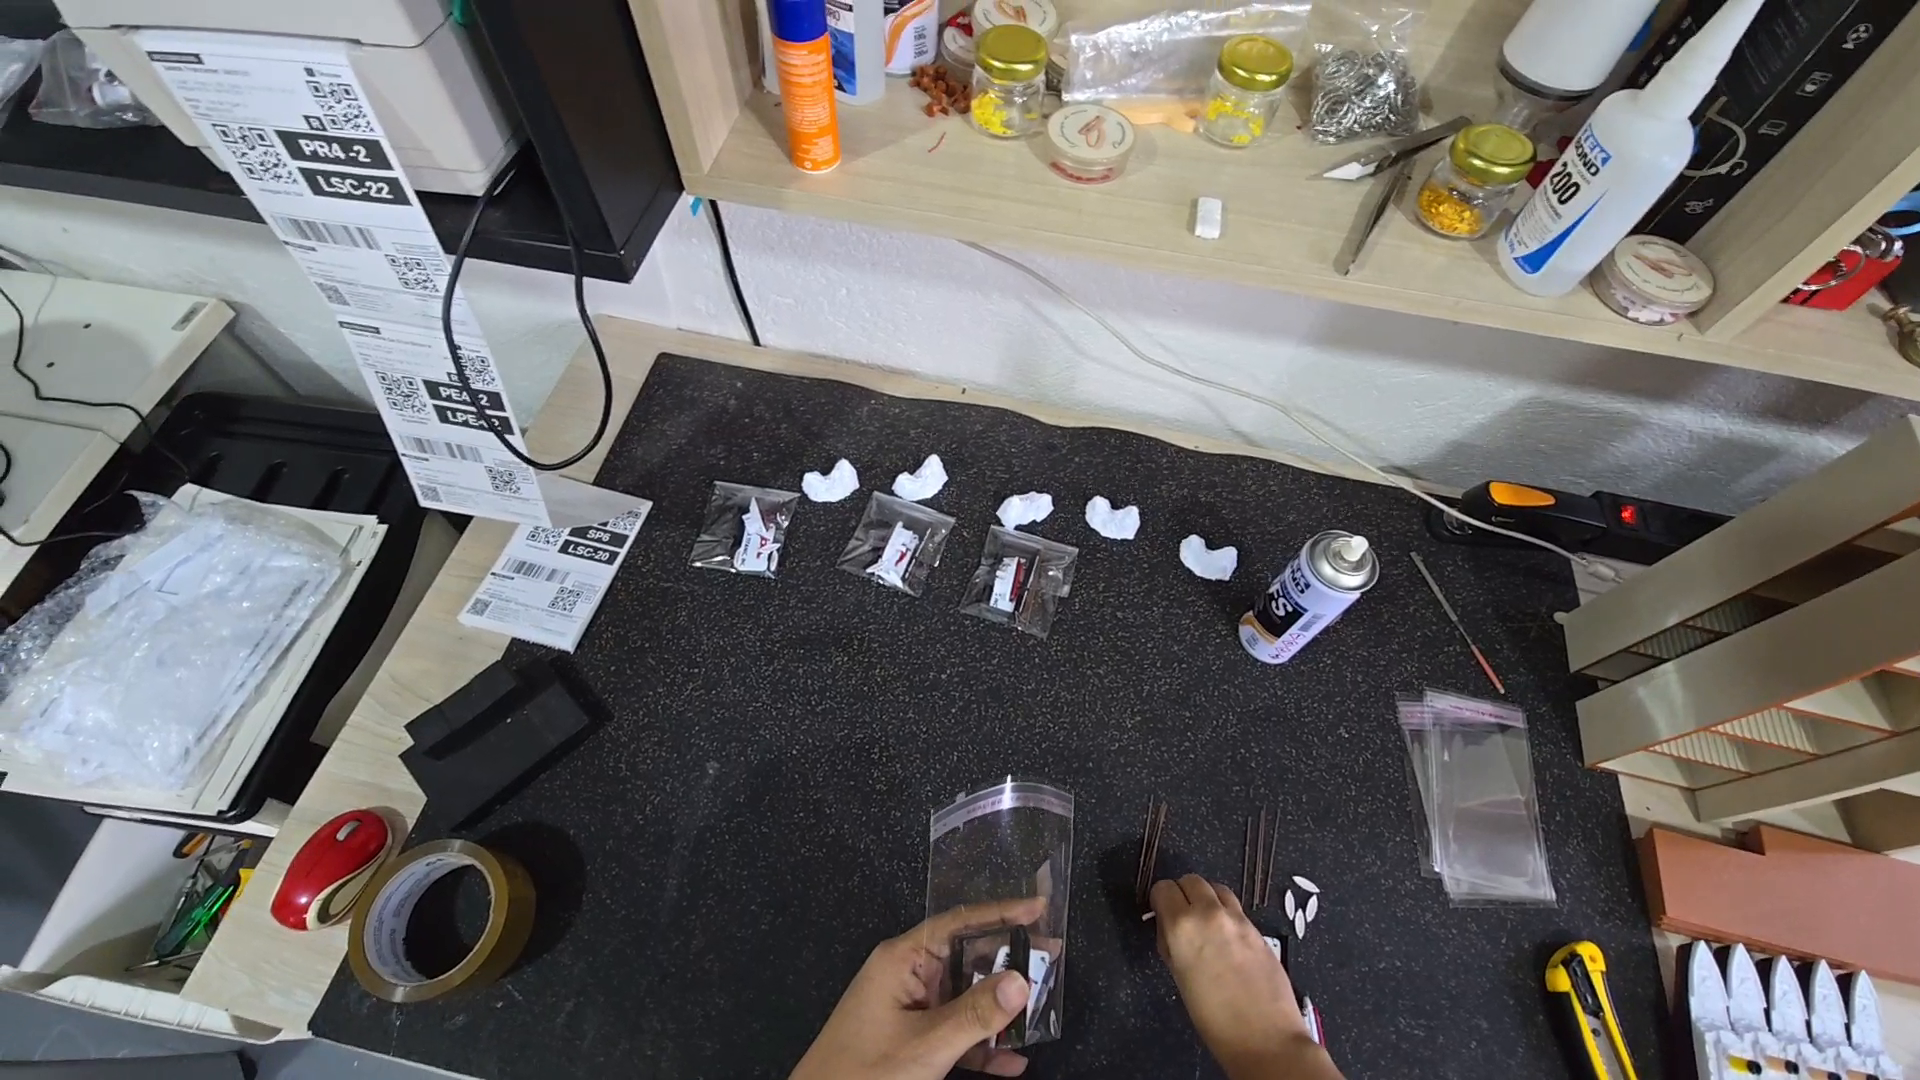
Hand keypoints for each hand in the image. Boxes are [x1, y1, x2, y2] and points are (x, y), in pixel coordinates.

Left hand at [790, 896, 1046, 1079]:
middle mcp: (908, 975)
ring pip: (965, 998)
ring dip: (1000, 1010)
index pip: (959, 922)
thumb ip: (974, 1014)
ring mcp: (910, 1009)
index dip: (1001, 912)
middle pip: (967, 957)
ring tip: (1044, 1007)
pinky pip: (955, 1032)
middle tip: (1054, 957)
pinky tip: (1013, 1061)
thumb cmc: (866, 1072)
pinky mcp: (912, 1041)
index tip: (1040, 906)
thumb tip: (1022, 978)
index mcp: (903, 959)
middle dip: (1009, 961)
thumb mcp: (925, 1045)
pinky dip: (982, 1046)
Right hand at [1151, 875, 1321, 1079]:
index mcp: (1182, 926)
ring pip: (1215, 888)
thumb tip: (1169, 927)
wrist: (1266, 1040)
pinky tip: (1228, 938)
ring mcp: (1237, 919)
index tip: (1162, 914)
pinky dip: (1226, 912)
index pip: (1163, 888)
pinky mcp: (1258, 929)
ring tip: (1207, 923)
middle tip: (1183, 916)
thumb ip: (1171, 942)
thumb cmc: (1213, 1019)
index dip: (1160, 901)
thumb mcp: (1178, 977)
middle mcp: (1209, 913)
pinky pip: (1235, 907)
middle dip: (1183, 893)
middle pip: (1190, 880)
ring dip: (1207, 898)